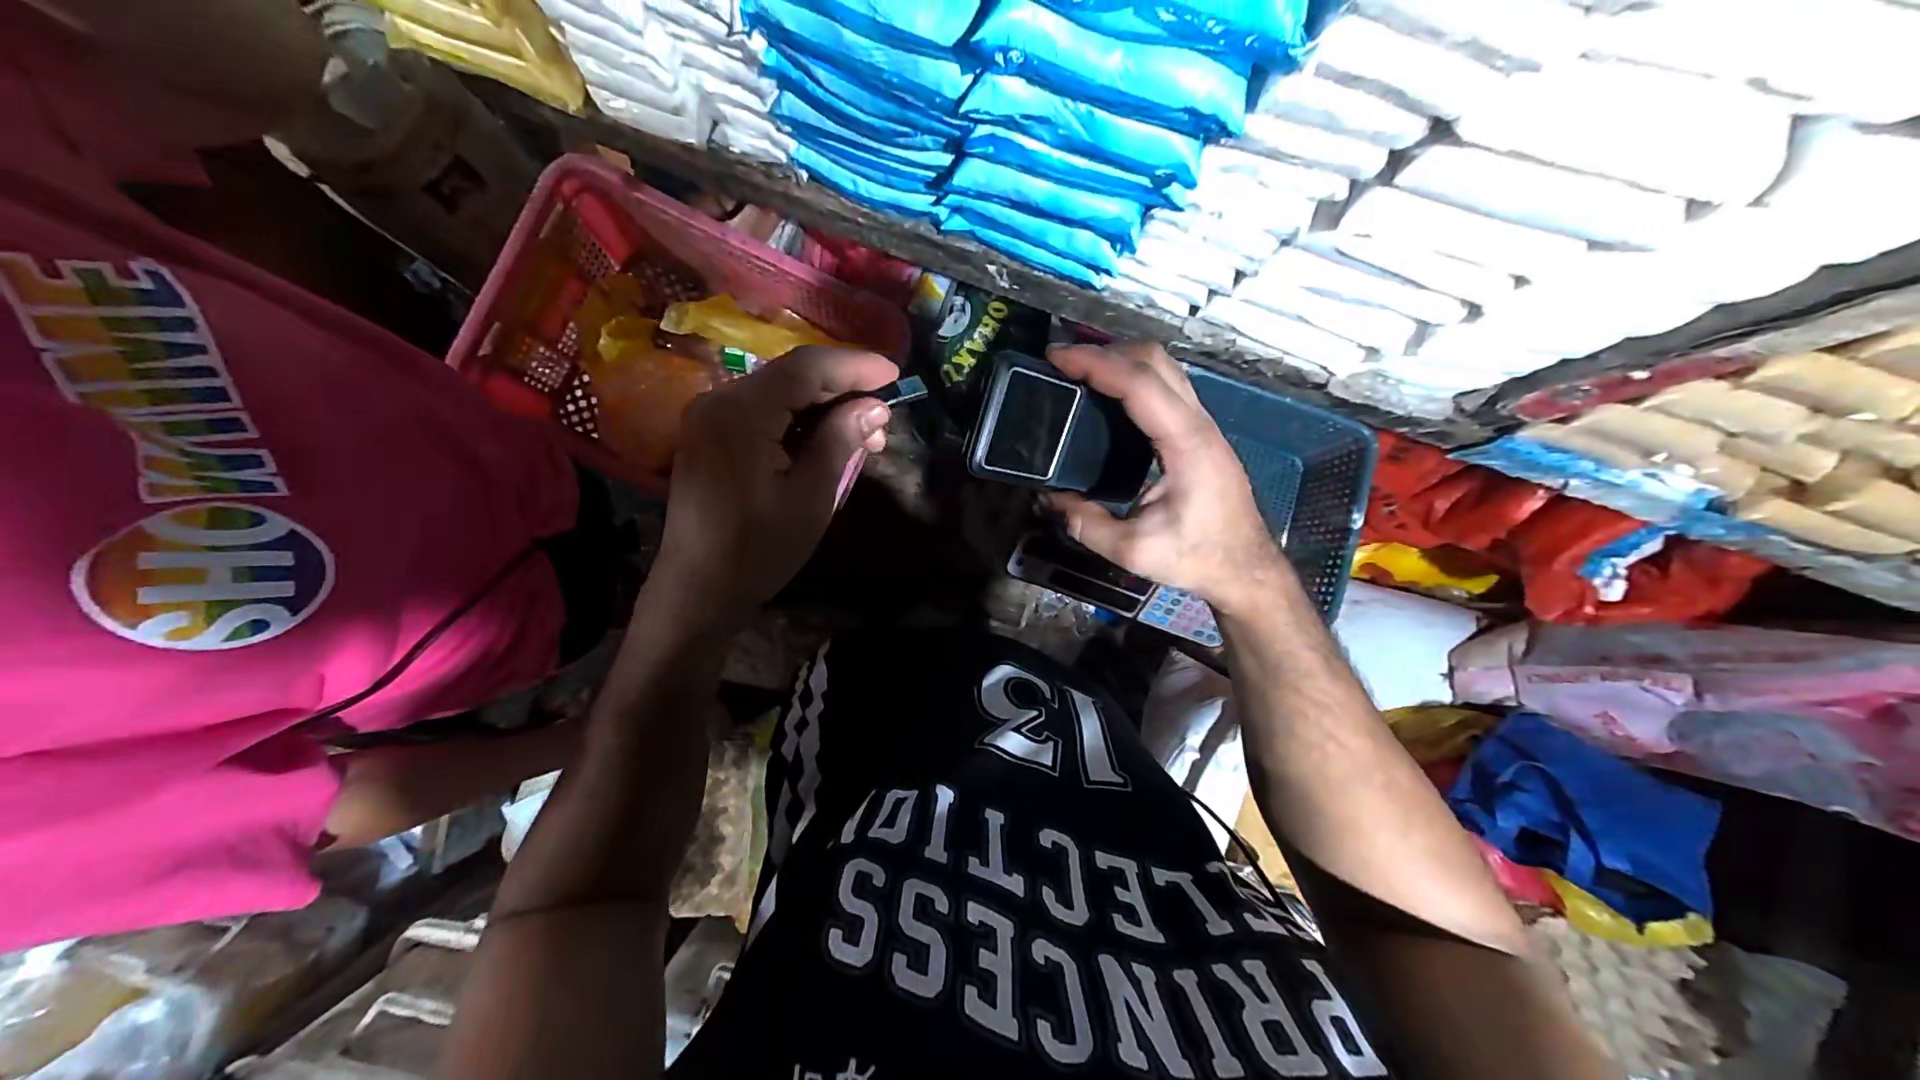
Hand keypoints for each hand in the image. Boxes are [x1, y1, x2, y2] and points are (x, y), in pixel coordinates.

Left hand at [649, 346, 896, 629]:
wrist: (698, 591)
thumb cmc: (758, 550)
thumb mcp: (811, 497)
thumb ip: (840, 441)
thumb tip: (874, 408)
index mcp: (741, 412)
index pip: (806, 368)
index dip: (855, 366)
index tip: (895, 374)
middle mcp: (718, 401)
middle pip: (790, 376)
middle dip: (842, 389)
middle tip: (884, 417)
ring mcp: (709, 418)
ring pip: (777, 394)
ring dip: (822, 407)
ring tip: (864, 435)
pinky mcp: (709, 437)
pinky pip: (761, 413)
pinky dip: (797, 421)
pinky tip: (826, 440)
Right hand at [1045, 342, 1291, 616]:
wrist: (1246, 568)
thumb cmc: (1196, 557)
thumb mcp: (1132, 550)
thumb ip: (1086, 524)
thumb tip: (1050, 498)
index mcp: (1186, 443)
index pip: (1139, 383)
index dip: (1096, 363)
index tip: (1057, 358)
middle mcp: (1198, 423)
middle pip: (1155, 360)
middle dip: (1106, 351)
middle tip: (1064, 362)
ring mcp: (1203, 425)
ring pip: (1165, 368)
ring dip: (1122, 359)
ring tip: (1081, 371)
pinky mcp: (1200, 433)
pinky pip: (1167, 387)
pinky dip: (1135, 376)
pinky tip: (1109, 394)